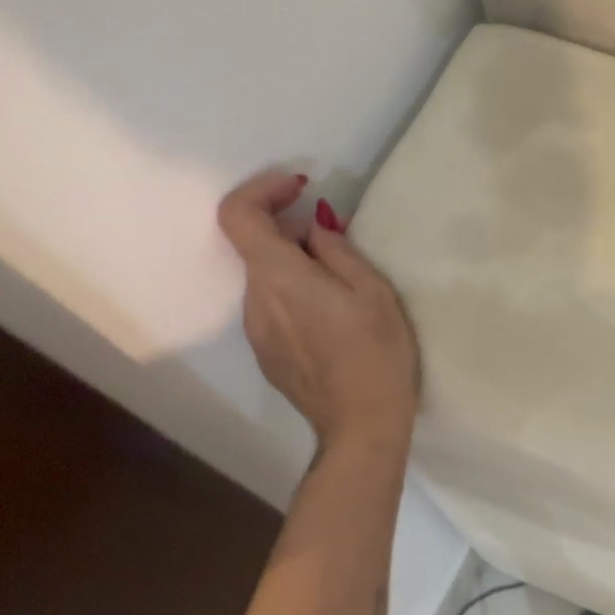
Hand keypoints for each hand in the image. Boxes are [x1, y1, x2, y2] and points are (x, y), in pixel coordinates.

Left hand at [217, 171, 418, 448]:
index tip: (298, 189)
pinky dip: (296, 303)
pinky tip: (333, 326)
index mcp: (278, 276)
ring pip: (268, 284)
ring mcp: (257, 333)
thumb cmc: (376, 355)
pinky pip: (275, 314)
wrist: (363, 426)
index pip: (238, 214)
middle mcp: (255, 300)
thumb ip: (338, 251)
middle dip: (291, 235)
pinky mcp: (268, 358)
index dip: (261, 190)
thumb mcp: (374, 292)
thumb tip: (315, 230)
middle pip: (257, 250)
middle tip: (337, 246)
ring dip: (295, 272)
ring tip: (340, 292)